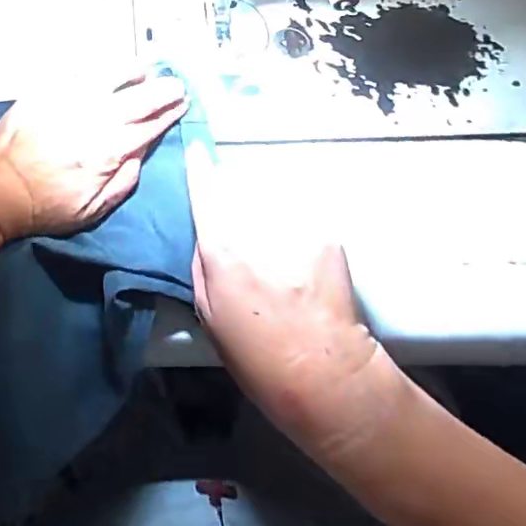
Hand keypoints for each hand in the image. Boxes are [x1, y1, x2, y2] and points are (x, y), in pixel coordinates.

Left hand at [0, 70, 187, 243]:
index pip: (149, 127)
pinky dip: (98, 66)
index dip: (170, 114)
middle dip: (162, 89)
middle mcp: (93, 118)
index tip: (183, 105)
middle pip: (138, 98)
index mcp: (107, 151)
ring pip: (111, 75)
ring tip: (144, 70)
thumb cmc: (43, 205)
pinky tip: (107, 68)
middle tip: (176, 84)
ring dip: (133, 71)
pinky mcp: (47, 88)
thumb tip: (141, 152)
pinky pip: (79, 69)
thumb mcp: (92, 210)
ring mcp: (69, 99)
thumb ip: (124, 181)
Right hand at [188, 141, 411, 469]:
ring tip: (277, 246)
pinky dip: (296, 224)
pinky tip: (301, 256)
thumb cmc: (257, 354)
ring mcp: (294, 228)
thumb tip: (208, 230)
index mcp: (221, 249)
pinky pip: (301, 214)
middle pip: (239, 187)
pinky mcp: (326, 233)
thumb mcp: (208, 312)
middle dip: (236, 193)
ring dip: (268, 208)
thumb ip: (203, 261)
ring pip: (271, 196)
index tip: (198, 149)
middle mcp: (256, 228)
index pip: (206, 190)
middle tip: (245, 226)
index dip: (199, 166)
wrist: (326, 376)